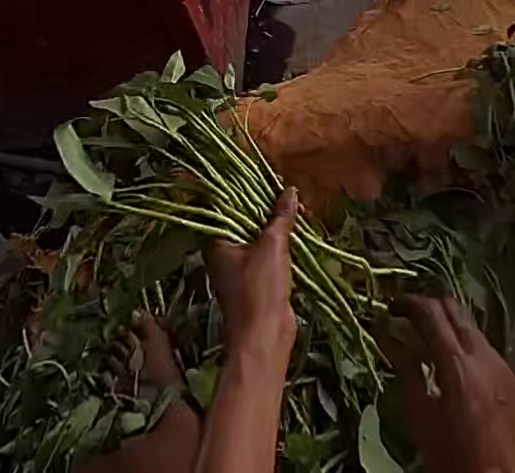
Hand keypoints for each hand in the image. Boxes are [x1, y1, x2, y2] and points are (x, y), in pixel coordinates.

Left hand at [205, 188, 299, 356]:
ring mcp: (239, 267)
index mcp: (217, 241)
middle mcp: (223, 252)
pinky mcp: (256, 280)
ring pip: (257, 235)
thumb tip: (290, 190)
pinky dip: (280, 241)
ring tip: (296, 207)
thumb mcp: (272, 245)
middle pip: (242, 219)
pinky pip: (267, 252)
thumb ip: (280, 217)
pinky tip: (297, 230)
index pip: (225, 205)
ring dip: (275, 223)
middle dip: (265, 205)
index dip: (243, 189)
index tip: (262, 176)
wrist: (264, 338)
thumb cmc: (259, 289)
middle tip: (285, 191)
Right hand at [396, 297, 514, 472]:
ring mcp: (500, 364)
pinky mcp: (509, 375)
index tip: (392, 306)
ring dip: (446, 322)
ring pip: (469, 323)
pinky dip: (461, 341)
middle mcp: (483, 357)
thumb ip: (407, 369)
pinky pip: (481, 344)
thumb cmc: (453, 460)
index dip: (409, 303)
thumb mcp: (421, 415)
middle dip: (428, 306)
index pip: (431, 313)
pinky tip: (448, 360)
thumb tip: (388, 337)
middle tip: (407, 316)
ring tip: (425, 337)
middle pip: (453, 308)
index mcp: (457, 366)